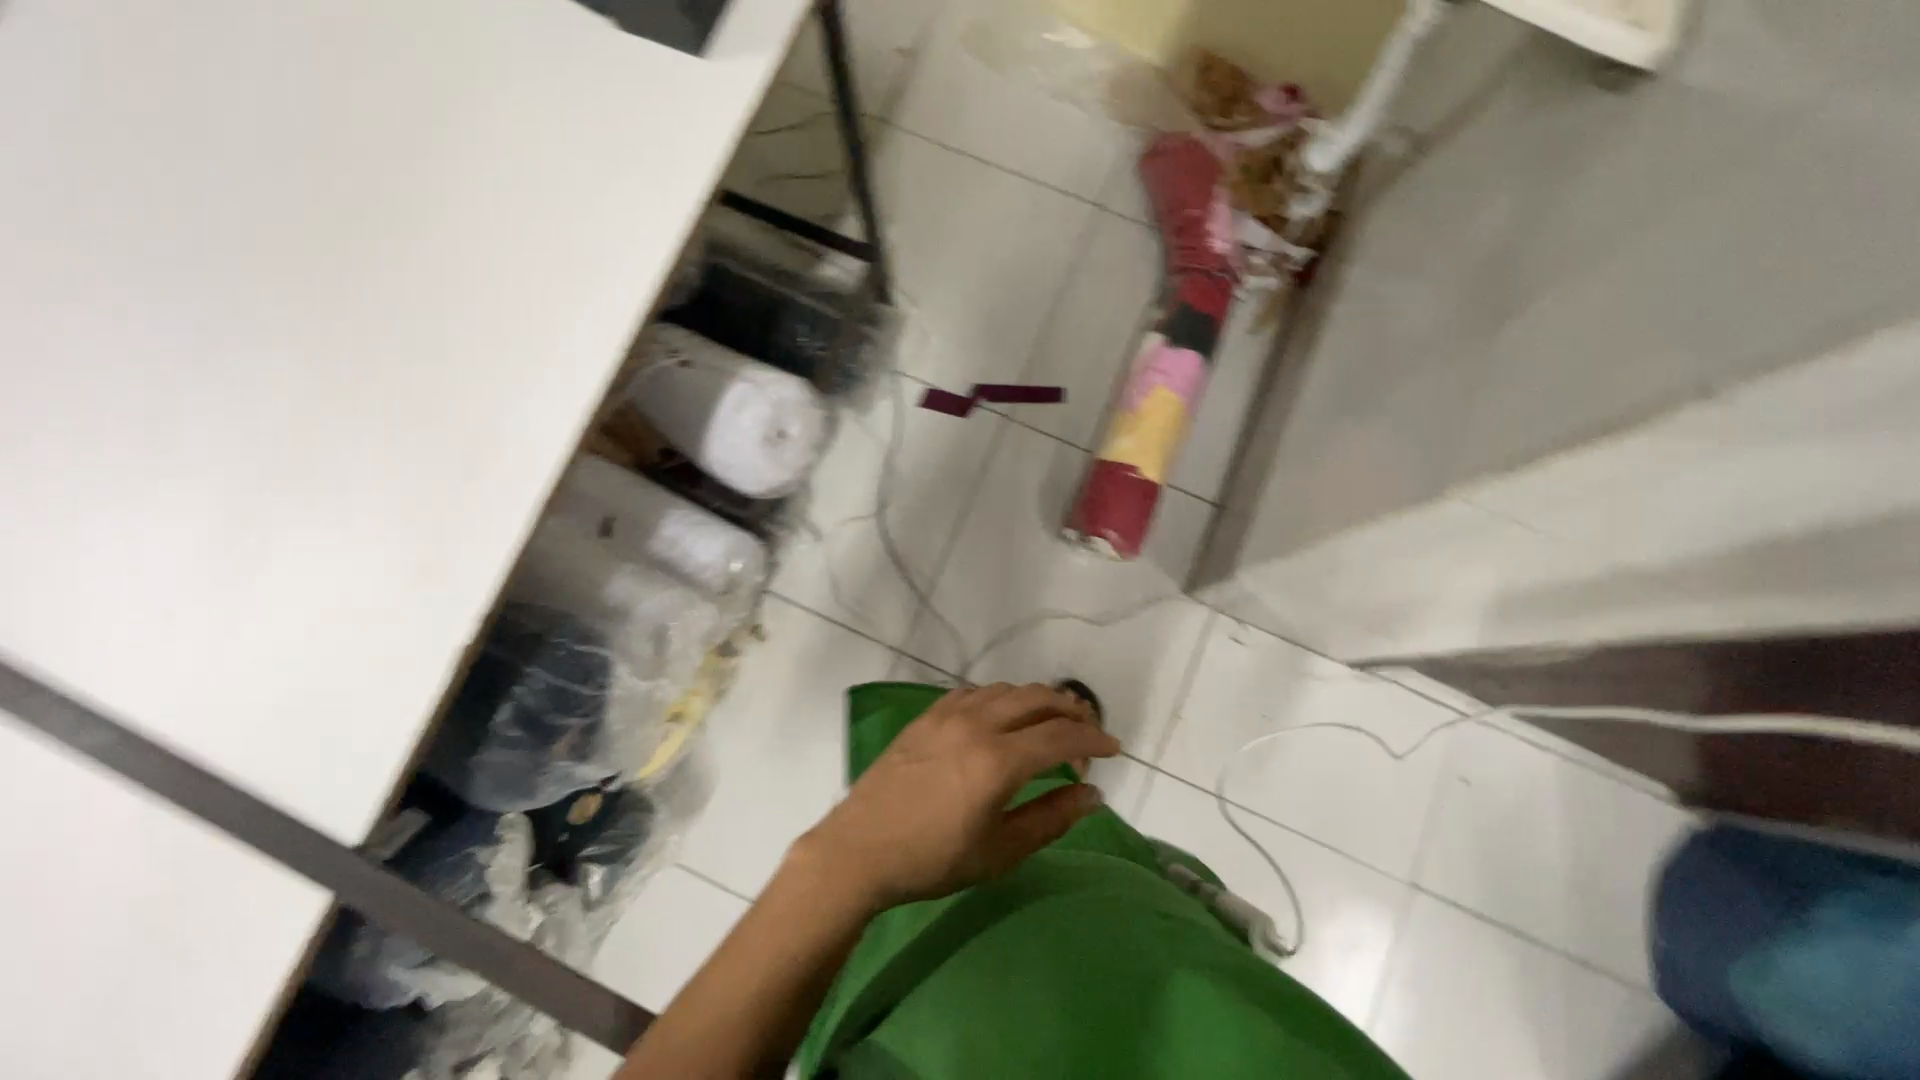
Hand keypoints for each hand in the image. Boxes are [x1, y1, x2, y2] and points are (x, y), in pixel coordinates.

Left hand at [795, 683, 1120, 909]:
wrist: (859, 850)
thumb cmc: (932, 860)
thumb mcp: (1000, 852)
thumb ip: (1051, 819)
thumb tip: (1092, 795)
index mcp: (998, 761)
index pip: (1061, 736)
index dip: (1094, 740)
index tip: (1114, 750)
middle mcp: (976, 725)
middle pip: (1038, 700)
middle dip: (1071, 711)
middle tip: (1088, 732)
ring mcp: (948, 715)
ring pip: (1007, 690)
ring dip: (1037, 700)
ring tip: (1052, 721)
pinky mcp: (926, 717)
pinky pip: (975, 692)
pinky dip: (1002, 698)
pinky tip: (1003, 717)